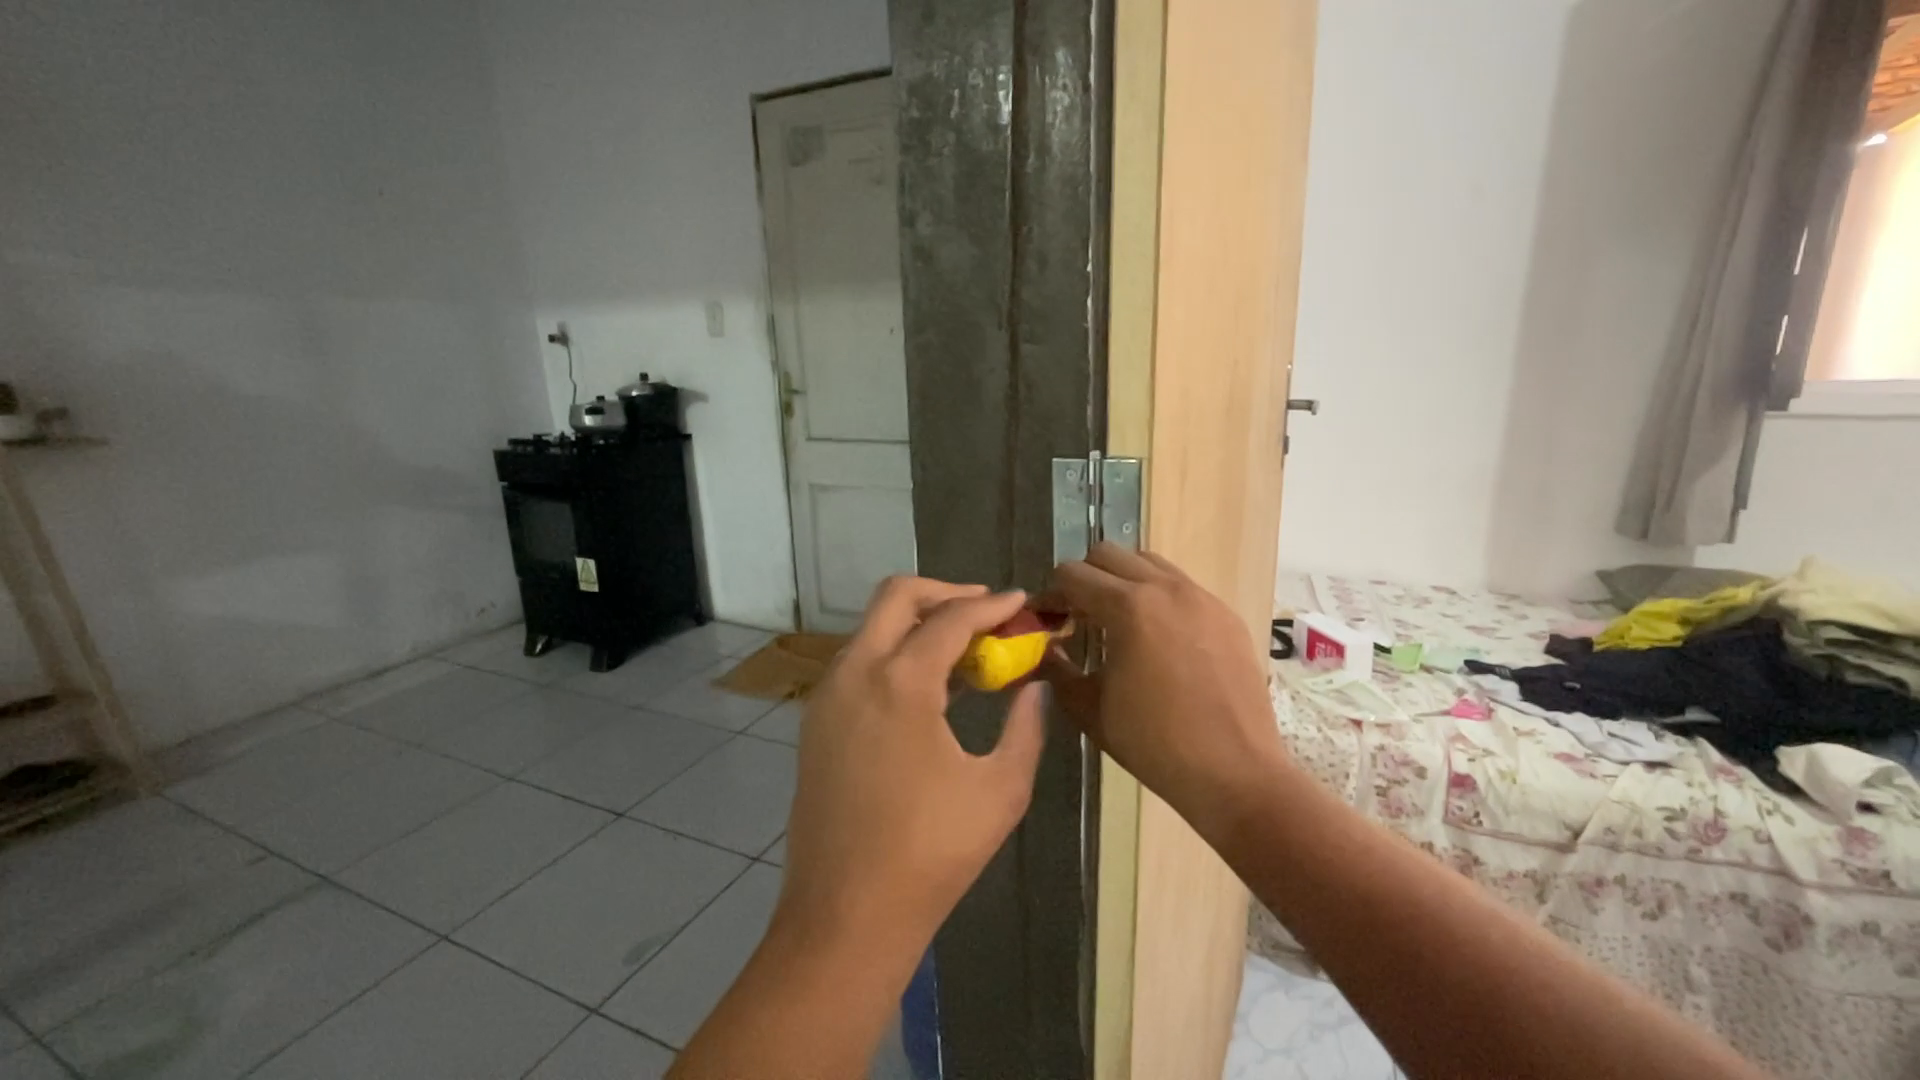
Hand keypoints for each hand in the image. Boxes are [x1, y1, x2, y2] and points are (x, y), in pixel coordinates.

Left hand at [776, 577, 1047, 952]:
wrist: (846, 914)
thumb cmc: (932, 854)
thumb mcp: (1001, 790)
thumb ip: (1025, 727)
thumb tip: (1035, 688)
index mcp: (900, 682)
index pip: (952, 619)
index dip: (992, 606)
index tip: (1022, 603)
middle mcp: (854, 673)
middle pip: (895, 597)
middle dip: (945, 593)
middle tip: (986, 611)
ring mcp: (826, 697)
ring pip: (871, 628)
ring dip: (916, 624)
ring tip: (963, 652)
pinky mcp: (815, 724)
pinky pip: (857, 663)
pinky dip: (893, 654)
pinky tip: (927, 689)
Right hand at [1046, 543, 1282, 831]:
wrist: (1234, 772)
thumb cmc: (1154, 744)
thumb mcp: (1090, 710)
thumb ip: (1057, 670)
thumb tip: (1044, 649)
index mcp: (1129, 607)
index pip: (1072, 574)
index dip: (1050, 595)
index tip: (1045, 620)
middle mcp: (1166, 589)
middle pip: (1109, 554)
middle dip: (1084, 579)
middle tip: (1077, 616)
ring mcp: (1202, 598)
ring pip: (1149, 563)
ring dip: (1122, 581)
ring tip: (1116, 622)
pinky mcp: (1226, 615)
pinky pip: (1181, 587)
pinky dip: (1158, 598)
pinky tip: (1156, 639)